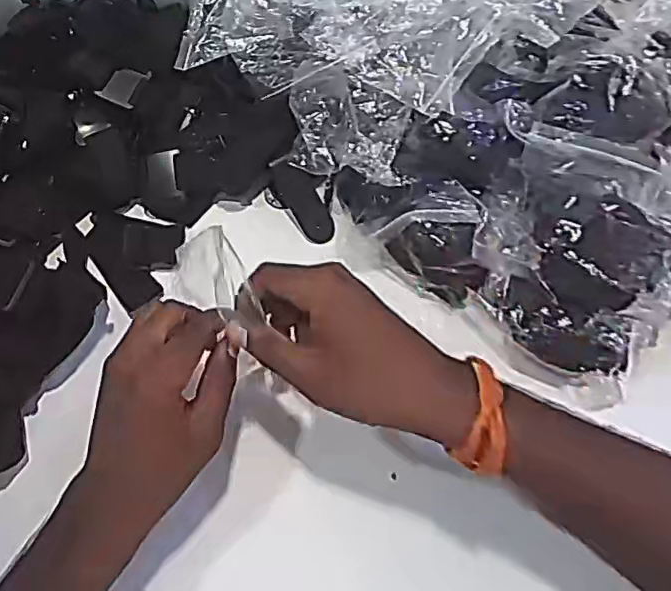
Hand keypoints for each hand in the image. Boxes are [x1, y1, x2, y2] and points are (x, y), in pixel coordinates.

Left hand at [79, 300, 237, 524]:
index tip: (232, 328)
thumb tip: (230, 346)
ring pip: (149, 314)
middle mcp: (133, 358)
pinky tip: (174, 354)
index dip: (218, 322)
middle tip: (216, 336)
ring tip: (196, 344)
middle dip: (195, 316)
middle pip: (168, 310)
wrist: (116, 490)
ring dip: (175, 320)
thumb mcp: (206, 430)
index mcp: (159, 374)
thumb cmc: (159, 471)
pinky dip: (157, 330)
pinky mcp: (111, 365)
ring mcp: (118, 359)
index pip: (194, 326)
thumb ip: (221, 380)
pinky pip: (136, 330)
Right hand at [243, 262, 475, 445]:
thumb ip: (264, 345)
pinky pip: (317, 301)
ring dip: (284, 320)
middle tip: (263, 348)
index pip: (262, 276)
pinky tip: (311, 355)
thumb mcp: (306, 371)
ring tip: (288, 358)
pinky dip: (305, 322)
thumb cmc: (373, 382)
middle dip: (265, 313)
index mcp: (318, 284)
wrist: (433, 394)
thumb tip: (237, 328)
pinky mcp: (357, 302)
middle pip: (279, 282)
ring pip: (298, 293)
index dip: (244, 302)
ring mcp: (347, 288)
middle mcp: (332, 277)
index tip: (243, 331)